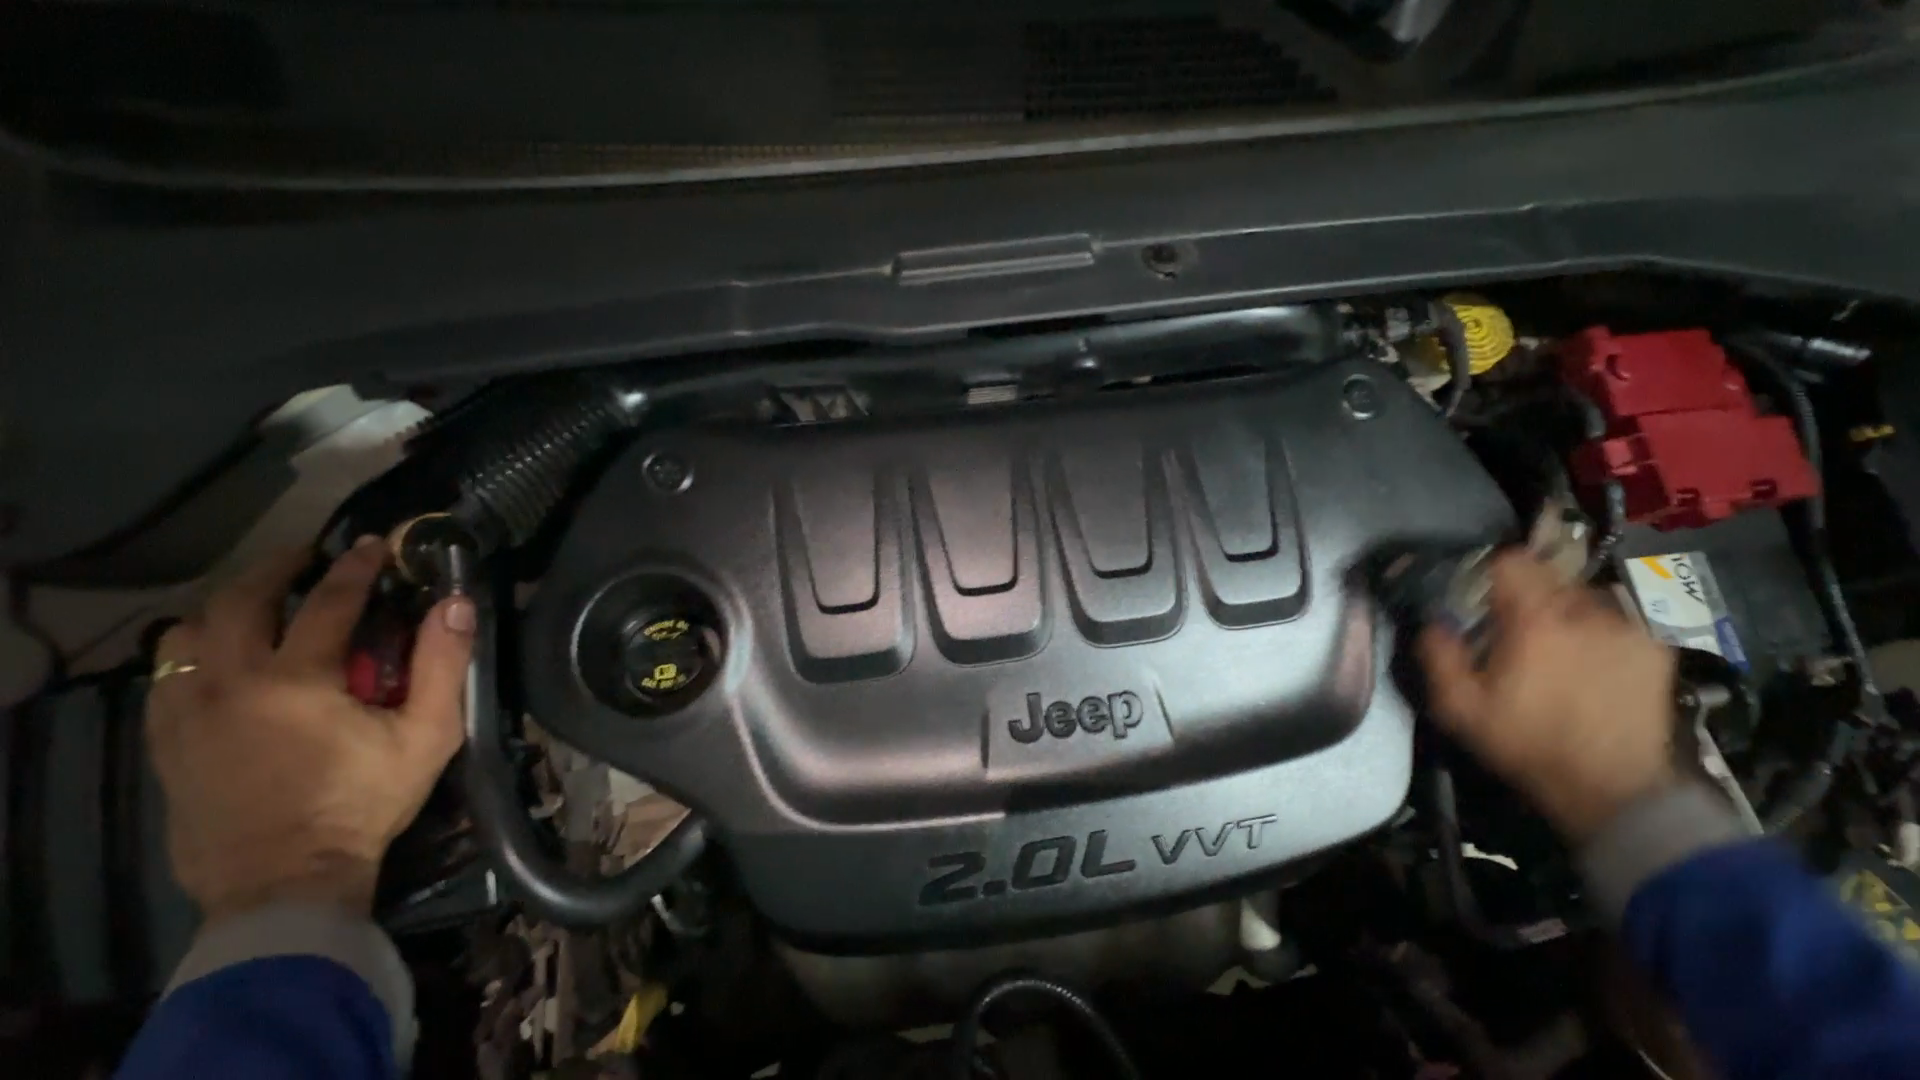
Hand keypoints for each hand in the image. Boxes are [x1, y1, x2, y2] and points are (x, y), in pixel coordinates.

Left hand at [147, 539, 476, 920]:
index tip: (373, 544)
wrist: (284, 881)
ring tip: (257, 605)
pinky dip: (193, 651)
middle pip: (239, 601)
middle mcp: (230, 683)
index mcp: (297, 680)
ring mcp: (186, 713)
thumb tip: (456, 605)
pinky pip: (164, 675)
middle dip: (276, 568)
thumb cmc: (363, 805)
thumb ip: (443, 666)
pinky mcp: (165, 742)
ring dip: (224, 607)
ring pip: (186, 633)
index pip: (328, 601)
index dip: (355, 567)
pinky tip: (219, 659)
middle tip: (307, 557)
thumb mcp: (426, 737)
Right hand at [1418, 551, 1679, 842]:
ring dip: (1567, 614)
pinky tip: (1593, 666)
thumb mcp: (1460, 709)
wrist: (1613, 790)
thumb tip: (1434, 622)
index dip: (1492, 573)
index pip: (1513, 561)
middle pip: (1550, 576)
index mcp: (1534, 620)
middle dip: (1530, 596)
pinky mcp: (1656, 651)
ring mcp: (1628, 630)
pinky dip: (1600, 634)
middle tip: (1517, 630)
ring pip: (1586, 599)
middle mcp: (1585, 613)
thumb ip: (1439, 656)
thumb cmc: (1528, 746)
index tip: (1483, 595)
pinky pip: (1618, 623)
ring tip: (1559, 649)